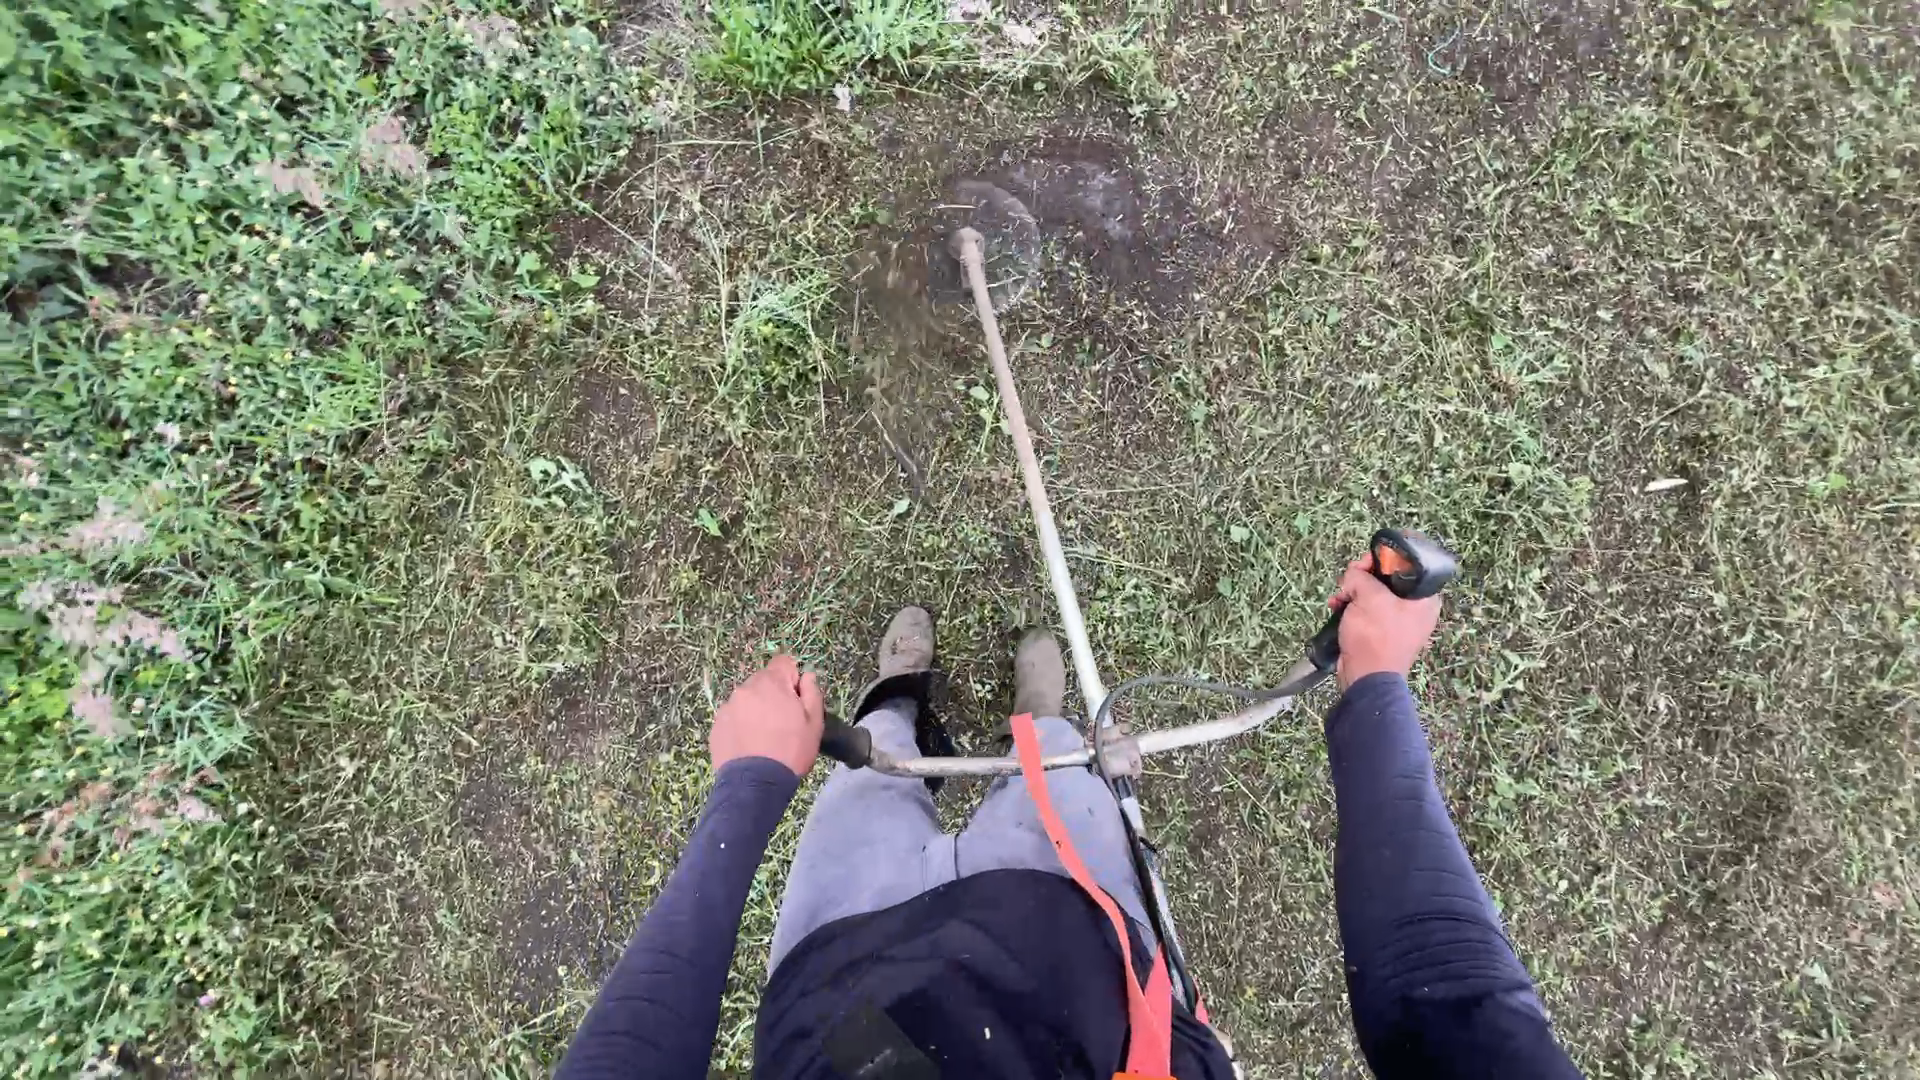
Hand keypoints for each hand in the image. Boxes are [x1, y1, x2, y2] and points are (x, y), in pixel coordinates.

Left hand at [710, 655, 824, 776]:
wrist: (755, 785)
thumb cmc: (791, 750)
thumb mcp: (814, 722)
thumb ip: (812, 693)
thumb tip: (807, 677)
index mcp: (771, 683)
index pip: (783, 662)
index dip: (792, 678)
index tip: (796, 699)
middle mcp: (746, 688)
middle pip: (764, 681)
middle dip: (774, 694)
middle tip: (783, 722)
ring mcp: (728, 707)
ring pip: (747, 699)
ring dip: (756, 709)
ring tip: (764, 737)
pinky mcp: (716, 726)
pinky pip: (733, 717)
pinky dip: (742, 725)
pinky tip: (750, 745)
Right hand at [1328, 557, 1442, 689]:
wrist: (1367, 676)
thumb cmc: (1375, 635)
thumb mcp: (1369, 598)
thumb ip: (1361, 577)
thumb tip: (1353, 576)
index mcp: (1425, 597)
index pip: (1405, 564)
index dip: (1381, 559)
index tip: (1361, 565)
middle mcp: (1415, 606)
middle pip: (1386, 577)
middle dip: (1361, 577)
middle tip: (1346, 583)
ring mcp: (1398, 619)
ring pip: (1372, 592)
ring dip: (1351, 591)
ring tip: (1338, 598)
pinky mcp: (1381, 629)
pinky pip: (1367, 608)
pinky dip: (1351, 605)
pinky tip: (1337, 607)